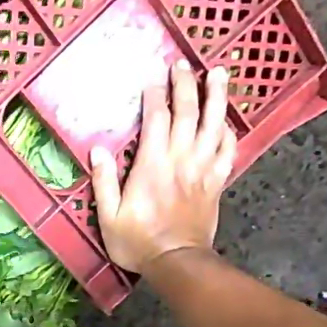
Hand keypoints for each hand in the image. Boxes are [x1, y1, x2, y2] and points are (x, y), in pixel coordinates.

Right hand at [91, 61, 236, 271]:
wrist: (177, 262)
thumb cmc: (138, 241)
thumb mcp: (108, 216)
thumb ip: (103, 182)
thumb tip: (97, 150)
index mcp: (153, 164)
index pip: (156, 118)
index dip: (155, 94)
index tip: (152, 76)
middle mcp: (181, 159)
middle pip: (188, 112)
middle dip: (186, 84)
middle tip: (183, 64)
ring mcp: (202, 169)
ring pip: (214, 125)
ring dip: (217, 97)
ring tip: (218, 73)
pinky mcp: (216, 182)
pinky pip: (227, 151)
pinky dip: (229, 133)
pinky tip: (227, 122)